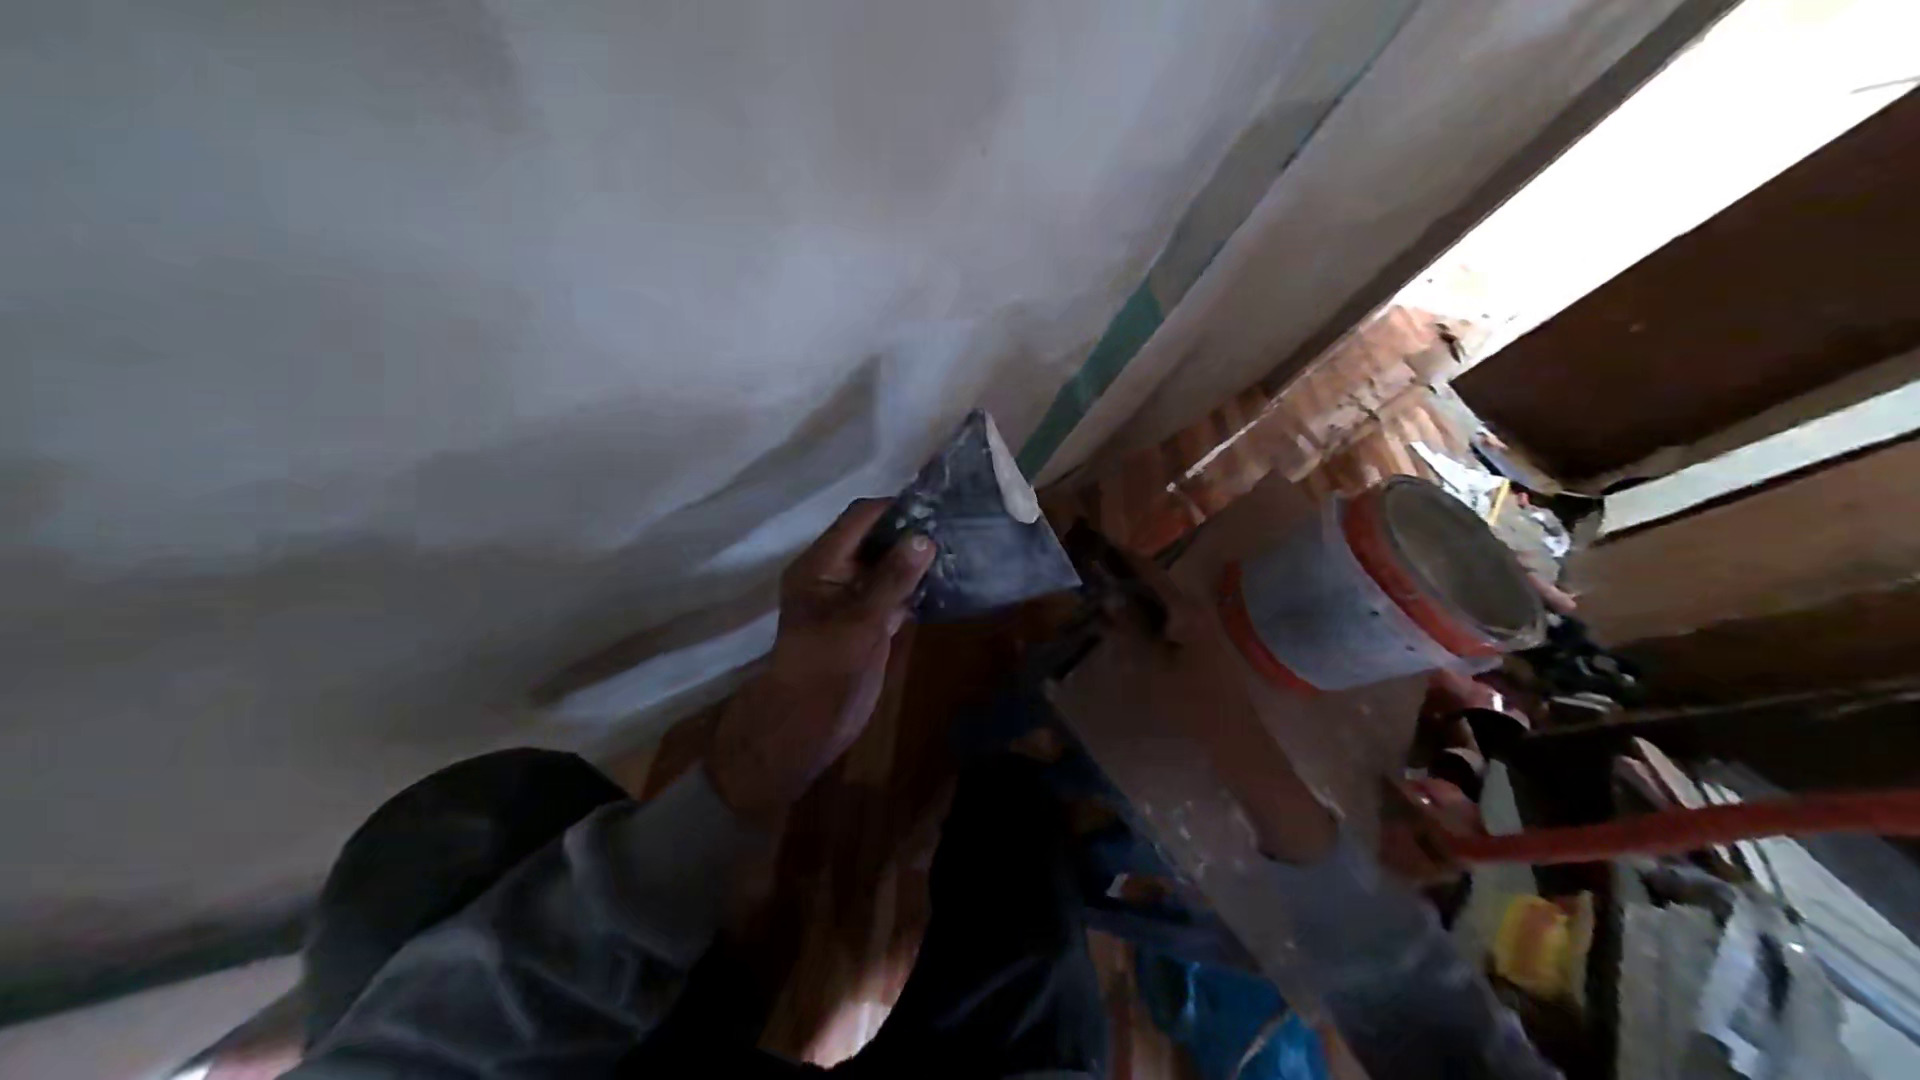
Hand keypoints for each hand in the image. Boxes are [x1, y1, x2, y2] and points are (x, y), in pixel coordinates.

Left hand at [706, 499, 935, 817]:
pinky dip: (915, 588)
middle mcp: (834, 575)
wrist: (807, 725)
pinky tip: (947, 583)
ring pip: (886, 568)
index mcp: (819, 565)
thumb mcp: (861, 622)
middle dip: (908, 532)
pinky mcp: (867, 622)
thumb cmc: (825, 669)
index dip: (893, 509)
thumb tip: (924, 538)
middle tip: (953, 524)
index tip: (934, 504)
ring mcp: (852, 600)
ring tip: (957, 547)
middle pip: (873, 540)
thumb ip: (892, 580)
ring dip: (915, 560)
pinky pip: (894, 594)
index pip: (857, 521)